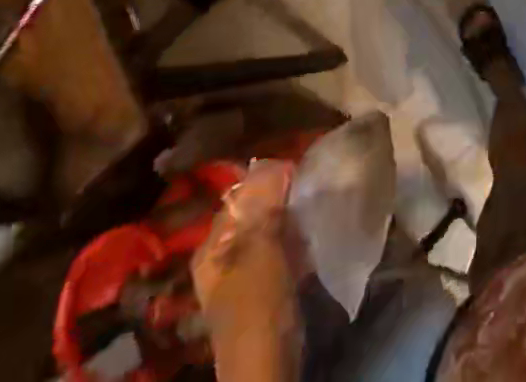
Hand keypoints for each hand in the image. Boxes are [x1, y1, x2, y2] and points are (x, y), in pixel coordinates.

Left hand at [192, 161, 300, 381]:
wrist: (267, 367)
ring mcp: (246, 275)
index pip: (237, 200)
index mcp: (212, 248)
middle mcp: (224, 259)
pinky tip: (311, 243)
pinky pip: (283, 254)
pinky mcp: (269, 289)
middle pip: (255, 216)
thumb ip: (264, 208)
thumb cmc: (257, 305)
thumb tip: (270, 164)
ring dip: (292, 224)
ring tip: (312, 215)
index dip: (265, 183)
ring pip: (272, 234)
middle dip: (281, 204)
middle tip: (307, 192)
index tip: (296, 171)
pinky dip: (297, 246)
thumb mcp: (260, 250)